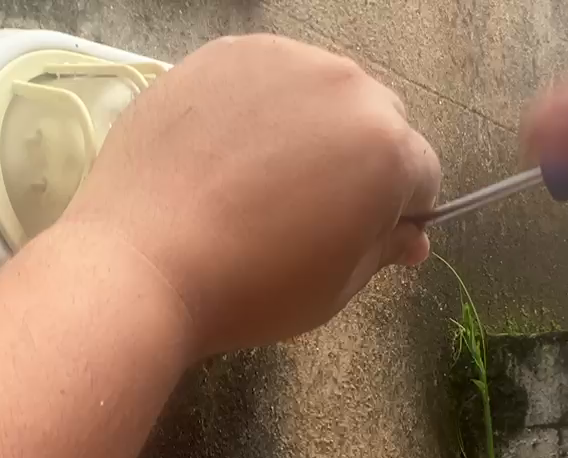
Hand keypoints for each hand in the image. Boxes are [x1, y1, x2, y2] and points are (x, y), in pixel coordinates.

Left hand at [60, 35, 440, 355]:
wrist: (144, 265)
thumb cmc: (248, 293)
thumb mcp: (332, 292)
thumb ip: (381, 252)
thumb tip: (413, 238)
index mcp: (388, 151)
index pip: (422, 175)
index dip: (400, 214)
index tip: (365, 240)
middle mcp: (346, 87)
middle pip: (375, 123)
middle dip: (359, 165)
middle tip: (307, 215)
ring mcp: (280, 60)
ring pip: (318, 94)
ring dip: (309, 132)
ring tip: (256, 185)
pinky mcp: (222, 54)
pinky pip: (261, 81)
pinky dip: (255, 113)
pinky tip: (220, 158)